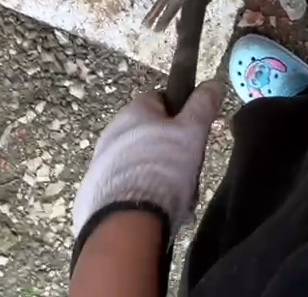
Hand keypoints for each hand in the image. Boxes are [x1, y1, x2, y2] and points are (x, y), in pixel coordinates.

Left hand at [71, 83, 226, 244]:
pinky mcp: (94, 194)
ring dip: (158, 176)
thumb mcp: (192, 131)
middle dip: (171, 152)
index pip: (162, 100)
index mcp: (134, 111)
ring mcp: (100, 164)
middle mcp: (112, 132)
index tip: (193, 136)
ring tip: (176, 200)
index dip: (181, 116)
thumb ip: (203, 104)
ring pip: (141, 164)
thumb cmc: (163, 167)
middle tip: (188, 173)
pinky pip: (125, 188)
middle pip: (152, 135)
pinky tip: (155, 213)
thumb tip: (213, 83)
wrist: (125, 223)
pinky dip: (141, 196)